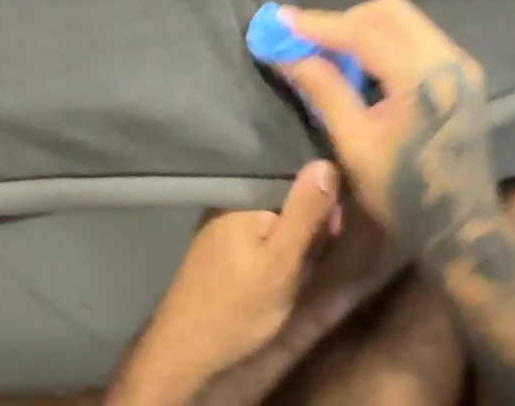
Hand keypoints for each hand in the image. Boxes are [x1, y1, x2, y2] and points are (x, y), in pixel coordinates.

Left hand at [108, 161, 340, 404]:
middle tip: (301, 270)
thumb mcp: (282, 262)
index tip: (329, 238)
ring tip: (284, 280)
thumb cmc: (238, 307)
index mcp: (244, 198)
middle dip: (301, 236)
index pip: (296, 187)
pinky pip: (251, 242)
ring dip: (285, 251)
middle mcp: (227, 204)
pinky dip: (264, 259)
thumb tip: (325, 161)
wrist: (185, 353)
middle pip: (283, 208)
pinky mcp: (212, 251)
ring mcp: (217, 227)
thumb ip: (305, 213)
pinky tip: (263, 283)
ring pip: (268, 228)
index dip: (319, 213)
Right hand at [276, 0, 502, 259]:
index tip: (282, 20)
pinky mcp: (462, 74)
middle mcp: (448, 60)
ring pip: (404, 21)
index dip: (319, 25)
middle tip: (310, 40)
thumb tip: (286, 54)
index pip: (364, 33)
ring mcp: (461, 64)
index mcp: (423, 78)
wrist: (461, 229)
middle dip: (345, 20)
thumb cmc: (404, 194)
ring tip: (332, 53)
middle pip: (389, 12)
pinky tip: (363, 66)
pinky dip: (385, 41)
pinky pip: (416, 38)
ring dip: (364, 28)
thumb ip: (323, 90)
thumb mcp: (355, 145)